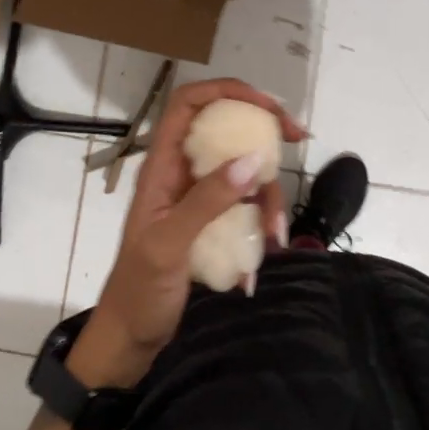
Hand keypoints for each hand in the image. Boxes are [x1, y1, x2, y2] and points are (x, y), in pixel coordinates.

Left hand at [71, 79, 304, 387]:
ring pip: (242, 170)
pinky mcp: (211, 221)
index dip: (227, 91)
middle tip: (297, 138)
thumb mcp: (169, 244)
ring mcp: (197, 196)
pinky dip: (262, 219)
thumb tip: (252, 159)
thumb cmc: (139, 290)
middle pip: (225, 129)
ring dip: (267, 193)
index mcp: (161, 166)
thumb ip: (207, 201)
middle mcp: (181, 172)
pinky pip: (245, 203)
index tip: (267, 106)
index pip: (189, 104)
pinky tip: (269, 248)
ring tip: (276, 233)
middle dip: (262, 133)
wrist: (130, 337)